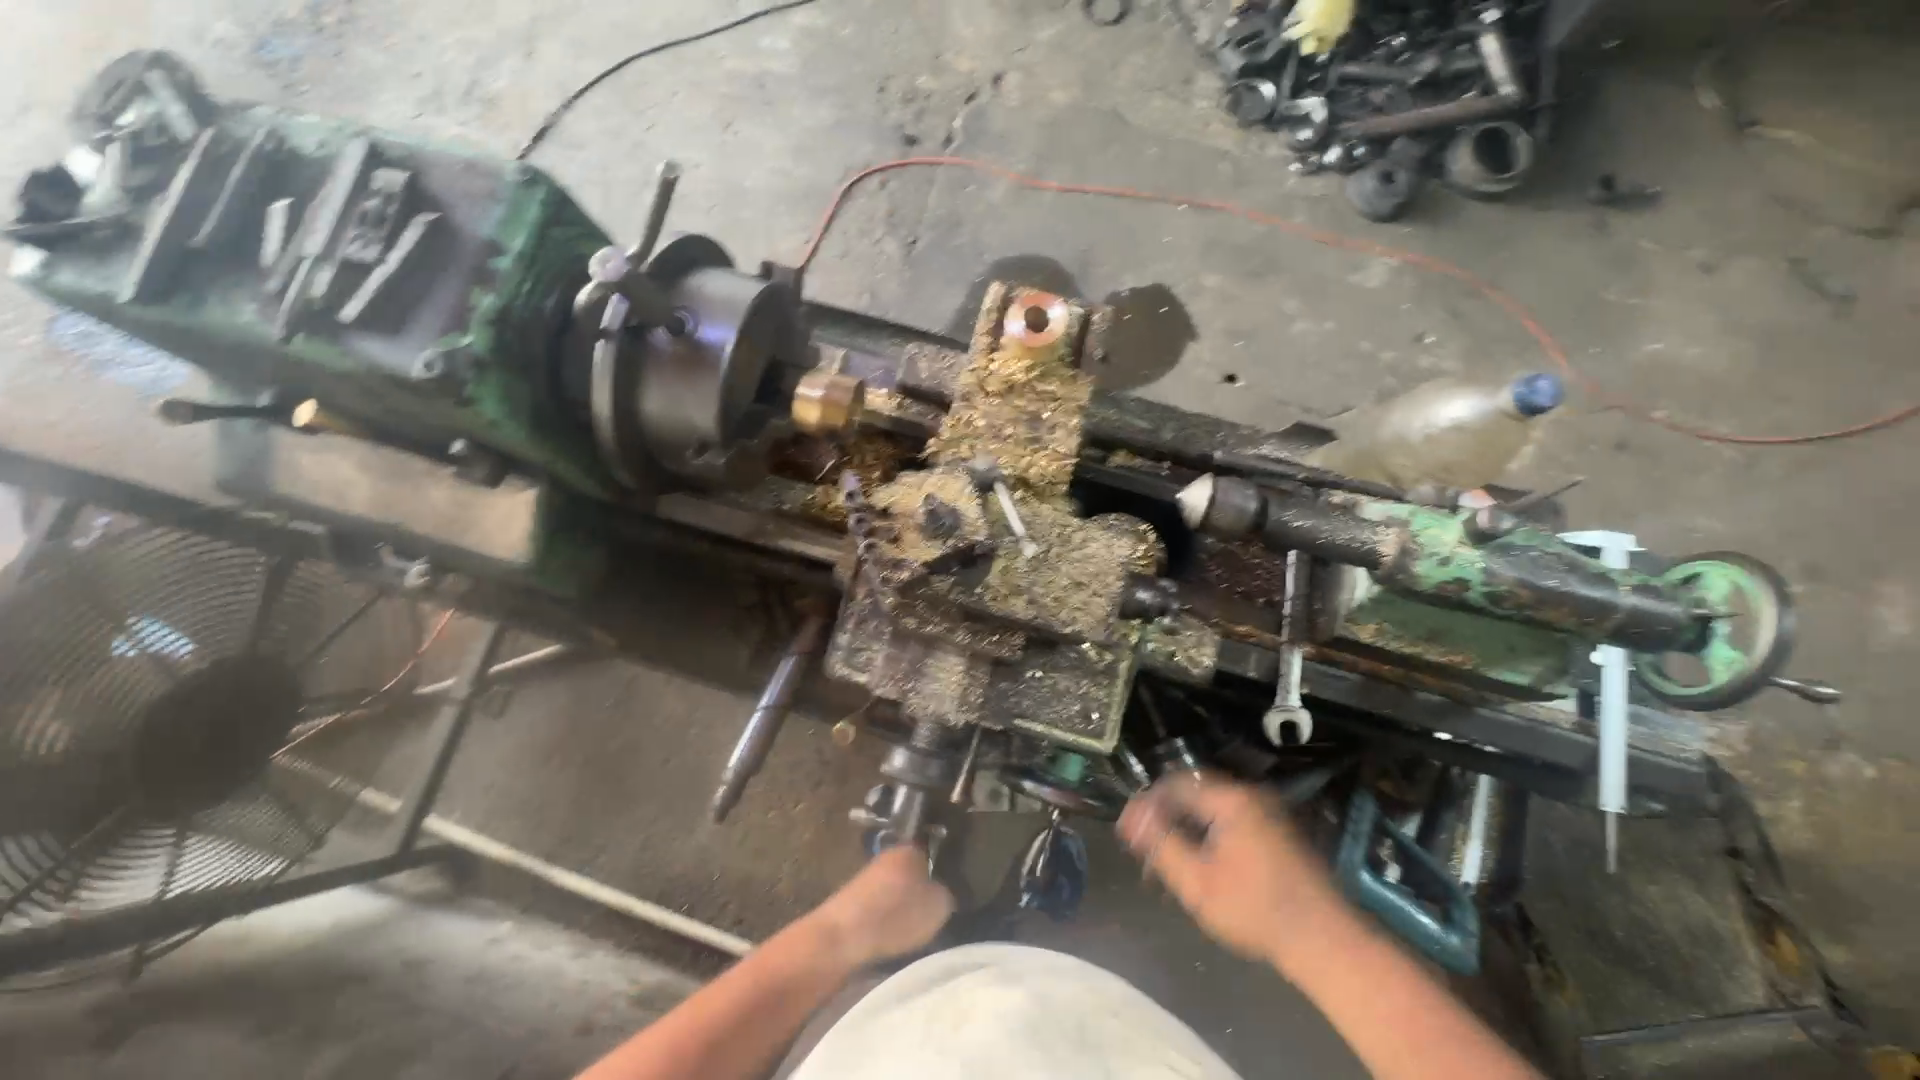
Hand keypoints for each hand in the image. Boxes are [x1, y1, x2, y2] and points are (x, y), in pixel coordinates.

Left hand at [802, 847, 954, 968]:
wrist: (842, 937)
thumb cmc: (896, 915)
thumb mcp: (939, 906)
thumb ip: (946, 895)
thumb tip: (940, 894)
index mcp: (908, 849)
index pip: (931, 852)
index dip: (941, 872)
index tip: (949, 893)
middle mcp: (886, 857)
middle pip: (911, 873)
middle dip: (920, 892)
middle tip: (934, 916)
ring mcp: (866, 879)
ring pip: (894, 892)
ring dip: (902, 909)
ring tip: (914, 933)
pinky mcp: (851, 902)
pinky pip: (878, 909)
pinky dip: (885, 923)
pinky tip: (890, 939)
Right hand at [1118, 773, 1346, 965]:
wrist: (1322, 940)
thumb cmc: (1254, 909)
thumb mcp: (1196, 881)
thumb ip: (1160, 844)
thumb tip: (1130, 817)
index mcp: (1232, 800)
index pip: (1176, 784)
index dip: (1148, 804)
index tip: (1129, 829)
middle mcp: (1252, 797)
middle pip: (1195, 795)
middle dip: (1166, 819)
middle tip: (1146, 849)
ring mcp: (1269, 814)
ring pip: (1213, 811)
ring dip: (1187, 830)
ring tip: (1168, 862)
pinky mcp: (1278, 834)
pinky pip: (1232, 823)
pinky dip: (1210, 837)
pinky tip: (1200, 866)